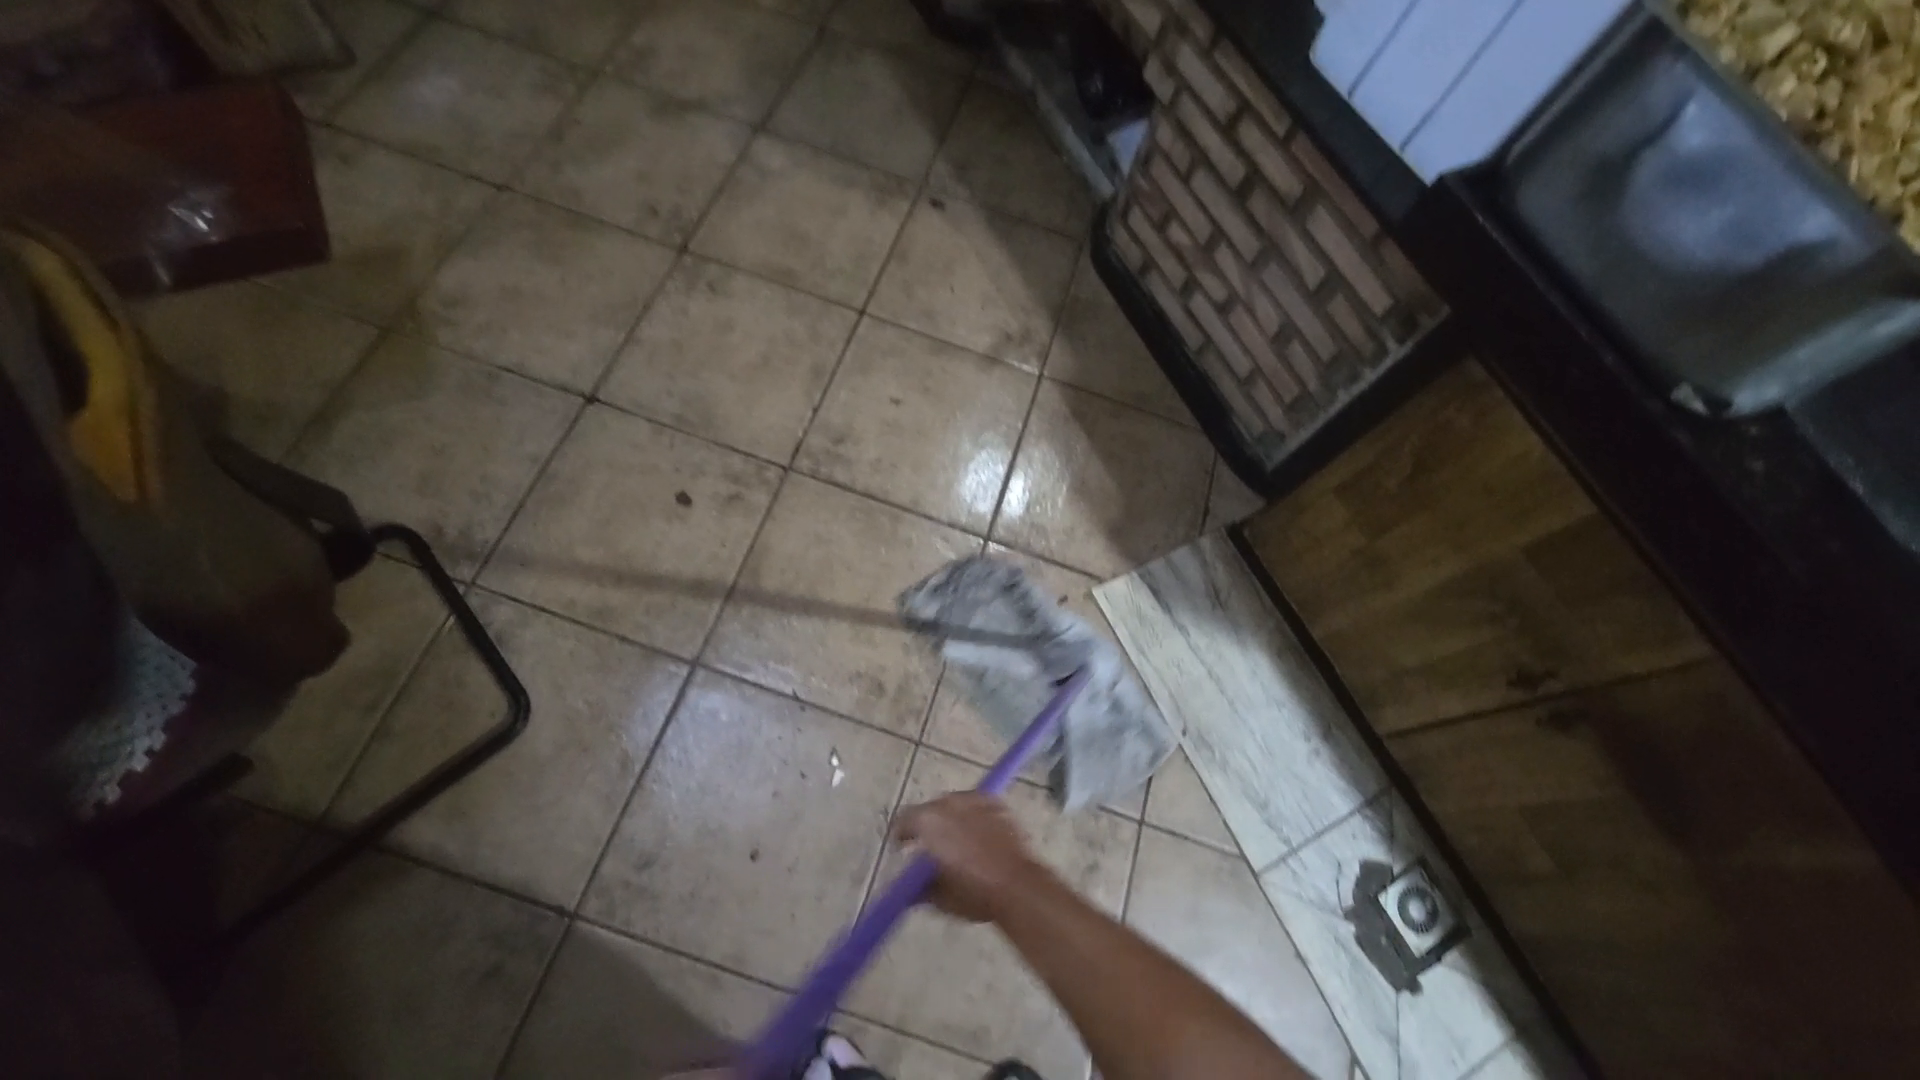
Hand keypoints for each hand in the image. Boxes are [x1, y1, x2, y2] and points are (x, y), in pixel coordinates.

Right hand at [893, 792, 1051, 922]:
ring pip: (953, 804)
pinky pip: (976, 804)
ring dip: (950, 818)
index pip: (904, 819)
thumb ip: (920, 887)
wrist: (1019, 886)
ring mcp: (974, 800)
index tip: (903, 848)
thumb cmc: (975, 893)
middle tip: (931, 846)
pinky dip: (973, 815)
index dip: (902, 834)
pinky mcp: (995, 803)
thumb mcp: (940, 898)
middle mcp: (948, 804)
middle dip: (927, 825)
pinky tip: (978, 832)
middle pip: (929, 808)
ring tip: (957, 839)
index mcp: (928, 822)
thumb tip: (912, 887)